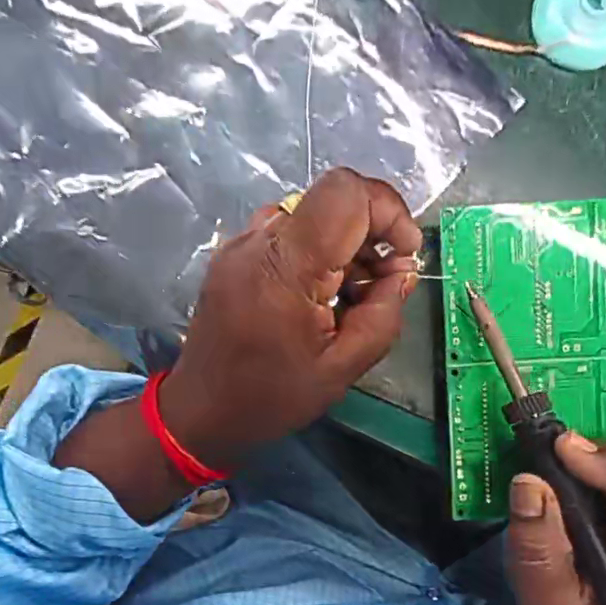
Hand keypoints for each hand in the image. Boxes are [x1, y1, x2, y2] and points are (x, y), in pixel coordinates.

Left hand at [157, 168, 423, 469]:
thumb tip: (402, 272)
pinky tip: (319, 295)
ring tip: (351, 296)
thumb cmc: (269, 397)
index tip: (405, 253)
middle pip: (330, 200)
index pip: (346, 193)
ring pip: (309, 214)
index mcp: (283, 267)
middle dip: (371, 233)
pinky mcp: (231, 257)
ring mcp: (238, 246)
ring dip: (343, 244)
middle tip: (383, 283)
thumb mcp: (341, 369)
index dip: (388, 211)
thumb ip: (382, 315)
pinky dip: (314, 252)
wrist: (200, 411)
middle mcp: (256, 242)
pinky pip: (285, 233)